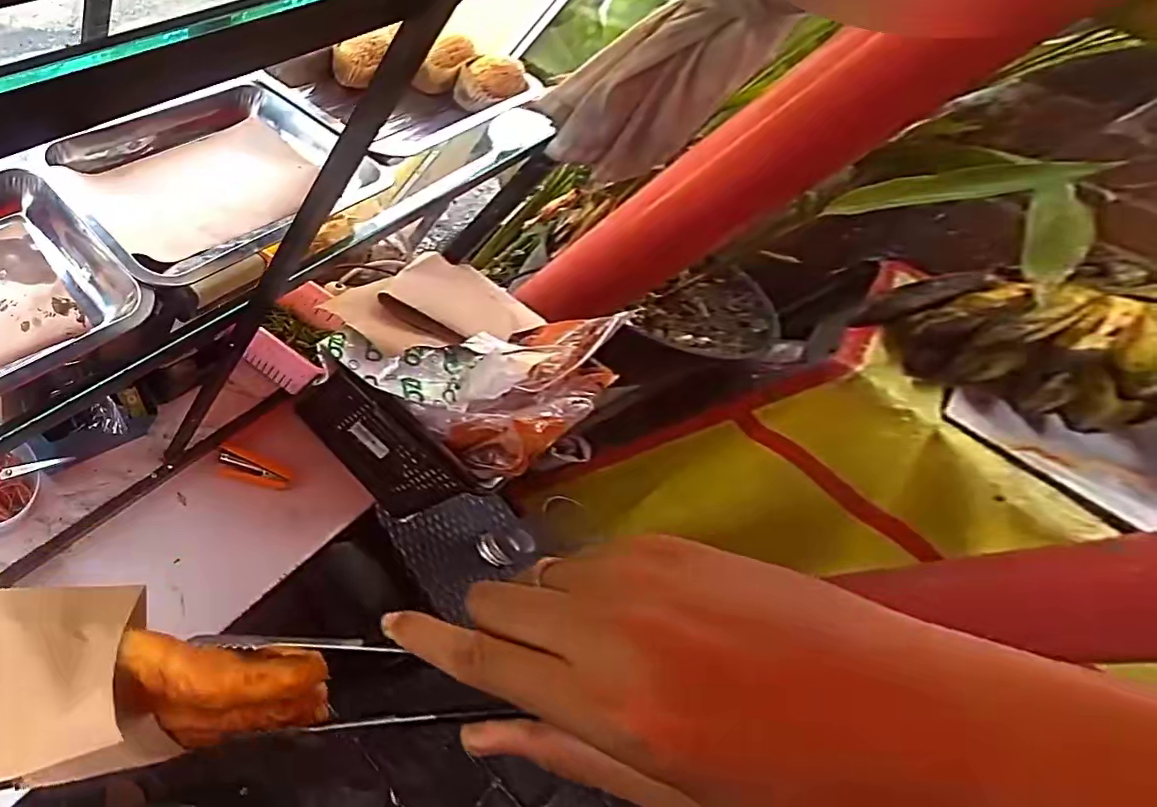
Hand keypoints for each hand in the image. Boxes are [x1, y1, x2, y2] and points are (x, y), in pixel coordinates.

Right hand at [384, 535, 1156, 806]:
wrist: (930, 720)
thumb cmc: (803, 787)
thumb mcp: (682, 794)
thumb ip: (565, 754)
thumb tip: (480, 736)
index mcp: (611, 708)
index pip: (482, 659)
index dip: (428, 637)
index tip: (392, 618)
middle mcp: (605, 628)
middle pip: (493, 601)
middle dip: (495, 625)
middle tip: (537, 658)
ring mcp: (632, 572)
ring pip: (536, 574)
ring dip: (547, 606)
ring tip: (614, 643)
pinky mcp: (659, 541)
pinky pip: (583, 556)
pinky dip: (590, 584)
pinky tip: (653, 615)